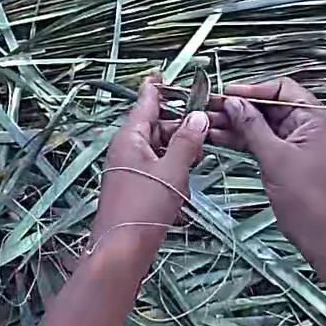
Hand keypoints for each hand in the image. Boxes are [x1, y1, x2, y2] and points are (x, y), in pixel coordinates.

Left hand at [92, 78, 207, 255]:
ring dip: (180, 156)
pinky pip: (158, 171)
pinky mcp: (135, 188)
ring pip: (160, 150)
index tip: (170, 74)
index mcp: (130, 136)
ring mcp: (130, 169)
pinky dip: (172, 175)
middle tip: (204, 135)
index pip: (146, 101)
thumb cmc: (145, 206)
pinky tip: (182, 193)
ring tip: (193, 168)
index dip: (161, 87)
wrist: (121, 251)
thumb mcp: (173, 170)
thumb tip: (199, 116)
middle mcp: (127, 148)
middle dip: (181, 130)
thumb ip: (188, 141)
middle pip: (158, 126)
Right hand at [208, 77, 325, 241]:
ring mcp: (299, 143)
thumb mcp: (275, 158)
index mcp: (315, 118)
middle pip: (270, 106)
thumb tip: (233, 103)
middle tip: (210, 109)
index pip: (281, 89)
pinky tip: (220, 138)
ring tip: (208, 124)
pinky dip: (244, 140)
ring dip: (237, 124)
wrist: (325, 239)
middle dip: (239, 107)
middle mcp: (310, 125)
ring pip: (264, 125)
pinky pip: (264, 142)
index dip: (252, 90)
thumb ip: (252, 127)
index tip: (226, 95)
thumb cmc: (308, 199)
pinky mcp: (289, 159)